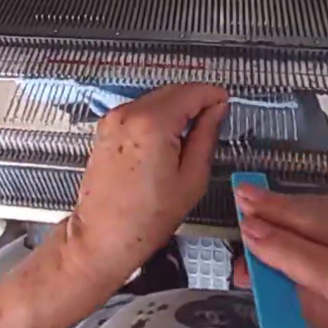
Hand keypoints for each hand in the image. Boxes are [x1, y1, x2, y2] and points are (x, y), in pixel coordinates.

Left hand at [62, 84, 229, 285]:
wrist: (102, 237)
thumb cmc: (145, 218)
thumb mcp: (191, 178)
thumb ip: (206, 136)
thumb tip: (216, 111)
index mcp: (153, 124)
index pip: (191, 92)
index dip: (213, 95)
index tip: (224, 102)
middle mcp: (129, 114)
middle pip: (172, 90)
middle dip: (195, 99)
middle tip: (213, 118)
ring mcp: (114, 119)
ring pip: (156, 98)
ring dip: (176, 107)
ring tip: (190, 134)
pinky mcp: (106, 128)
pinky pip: (139, 110)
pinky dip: (157, 116)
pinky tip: (166, 139)